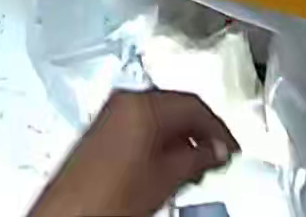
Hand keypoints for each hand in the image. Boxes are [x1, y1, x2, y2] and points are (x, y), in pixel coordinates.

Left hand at [28, 89, 238, 216]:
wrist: (72, 211)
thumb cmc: (112, 198)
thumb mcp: (165, 180)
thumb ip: (195, 158)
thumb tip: (217, 149)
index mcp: (142, 106)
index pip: (192, 103)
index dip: (217, 126)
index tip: (232, 147)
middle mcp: (125, 99)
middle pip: (174, 104)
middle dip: (199, 128)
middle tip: (220, 155)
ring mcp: (112, 109)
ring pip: (158, 112)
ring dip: (181, 133)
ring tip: (200, 163)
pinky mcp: (105, 123)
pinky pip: (142, 119)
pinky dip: (161, 136)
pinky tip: (171, 161)